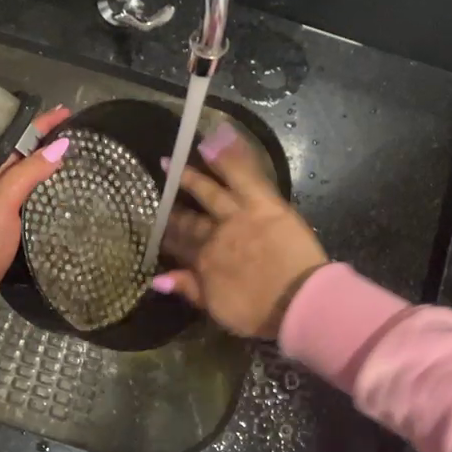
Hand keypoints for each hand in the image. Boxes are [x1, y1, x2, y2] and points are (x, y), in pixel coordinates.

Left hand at [0, 105, 72, 289]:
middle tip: (72, 132)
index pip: (15, 140)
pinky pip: (21, 193)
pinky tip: (51, 189)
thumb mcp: (4, 201)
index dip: (40, 125)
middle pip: (17, 154)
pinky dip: (38, 184)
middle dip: (43, 141)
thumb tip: (58, 147)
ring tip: (68, 154)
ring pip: (19, 174)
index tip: (66, 112)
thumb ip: (28, 172)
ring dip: (42, 162)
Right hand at [153, 122, 327, 338]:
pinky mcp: (262, 202)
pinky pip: (242, 175)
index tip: (154, 226)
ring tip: (173, 162)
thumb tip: (156, 278)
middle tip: (157, 192)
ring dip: (191, 177)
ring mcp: (238, 215)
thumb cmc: (260, 312)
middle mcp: (215, 235)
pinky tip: (213, 139)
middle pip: (190, 218)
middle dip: (172, 206)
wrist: (297, 302)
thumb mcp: (218, 309)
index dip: (166, 235)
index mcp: (204, 262)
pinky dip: (227, 157)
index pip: (180, 245)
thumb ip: (189, 289)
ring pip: (210, 191)